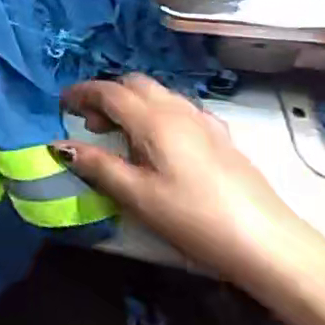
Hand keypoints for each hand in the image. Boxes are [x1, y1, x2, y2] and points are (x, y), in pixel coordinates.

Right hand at [56, 74, 318, 285]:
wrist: (264, 239)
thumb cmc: (193, 218)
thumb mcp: (138, 196)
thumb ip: (98, 167)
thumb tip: (60, 146)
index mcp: (153, 119)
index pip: (109, 91)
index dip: (82, 93)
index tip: (61, 104)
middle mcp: (177, 108)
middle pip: (134, 84)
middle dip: (107, 95)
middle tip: (90, 124)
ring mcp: (202, 119)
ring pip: (158, 94)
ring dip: (132, 103)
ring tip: (120, 136)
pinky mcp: (219, 135)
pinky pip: (178, 108)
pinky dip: (156, 113)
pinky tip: (159, 144)